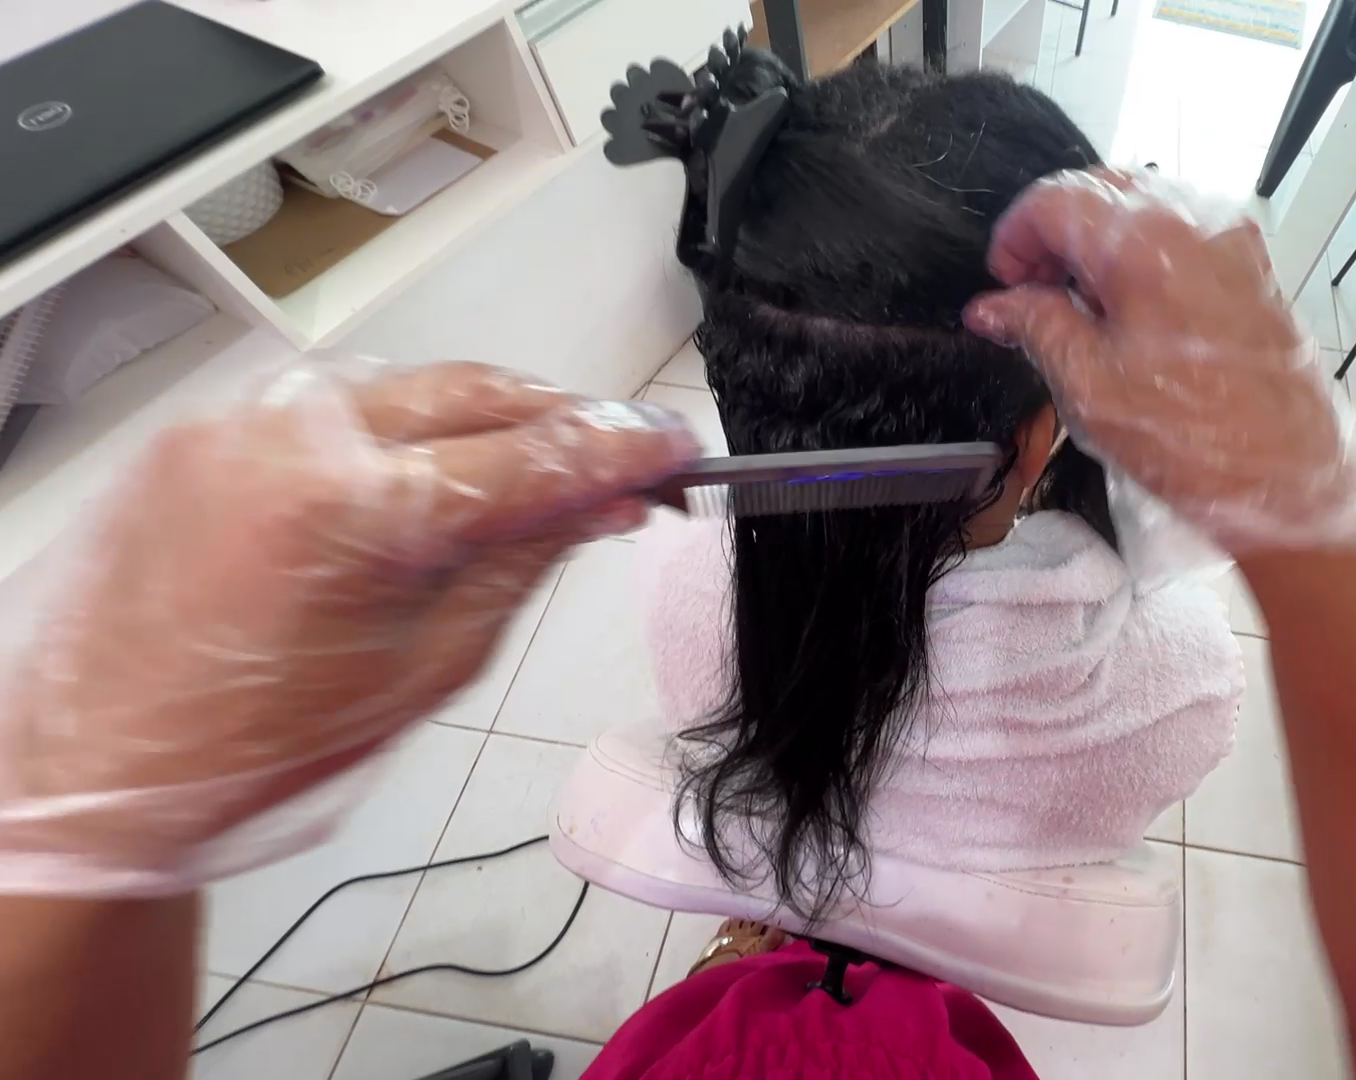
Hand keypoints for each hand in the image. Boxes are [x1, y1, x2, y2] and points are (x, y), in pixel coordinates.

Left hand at [0, 361, 696, 895]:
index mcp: (353, 512)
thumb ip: (530, 556)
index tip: (682, 448)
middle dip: (577, 419)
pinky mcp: (218, 428)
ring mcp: (245, 421)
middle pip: (486, 393)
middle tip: (640, 452)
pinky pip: (365, 398)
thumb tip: (613, 503)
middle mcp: (295, 438)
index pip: (533, 458)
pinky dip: (440, 419)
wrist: (105, 770)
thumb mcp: (444, 655)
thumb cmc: (289, 741)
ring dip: (515, 413)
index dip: (622, 450)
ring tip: (568, 457)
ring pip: (429, 383)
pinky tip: (473, 456)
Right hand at [965, 169, 1355, 553]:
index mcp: (1146, 243)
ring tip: (1074, 307)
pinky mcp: (1247, 266)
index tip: (1001, 281)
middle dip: (1051, 234)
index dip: (1013, 237)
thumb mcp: (1089, 386)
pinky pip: (1176, 232)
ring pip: (1138, 206)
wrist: (1288, 476)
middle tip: (1030, 293)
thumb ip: (1034, 328)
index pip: (1055, 199)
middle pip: (1098, 190)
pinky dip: (1135, 254)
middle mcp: (1194, 221)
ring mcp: (1228, 240)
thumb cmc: (1197, 441)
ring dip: (1092, 242)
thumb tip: (993, 308)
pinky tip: (1122, 309)